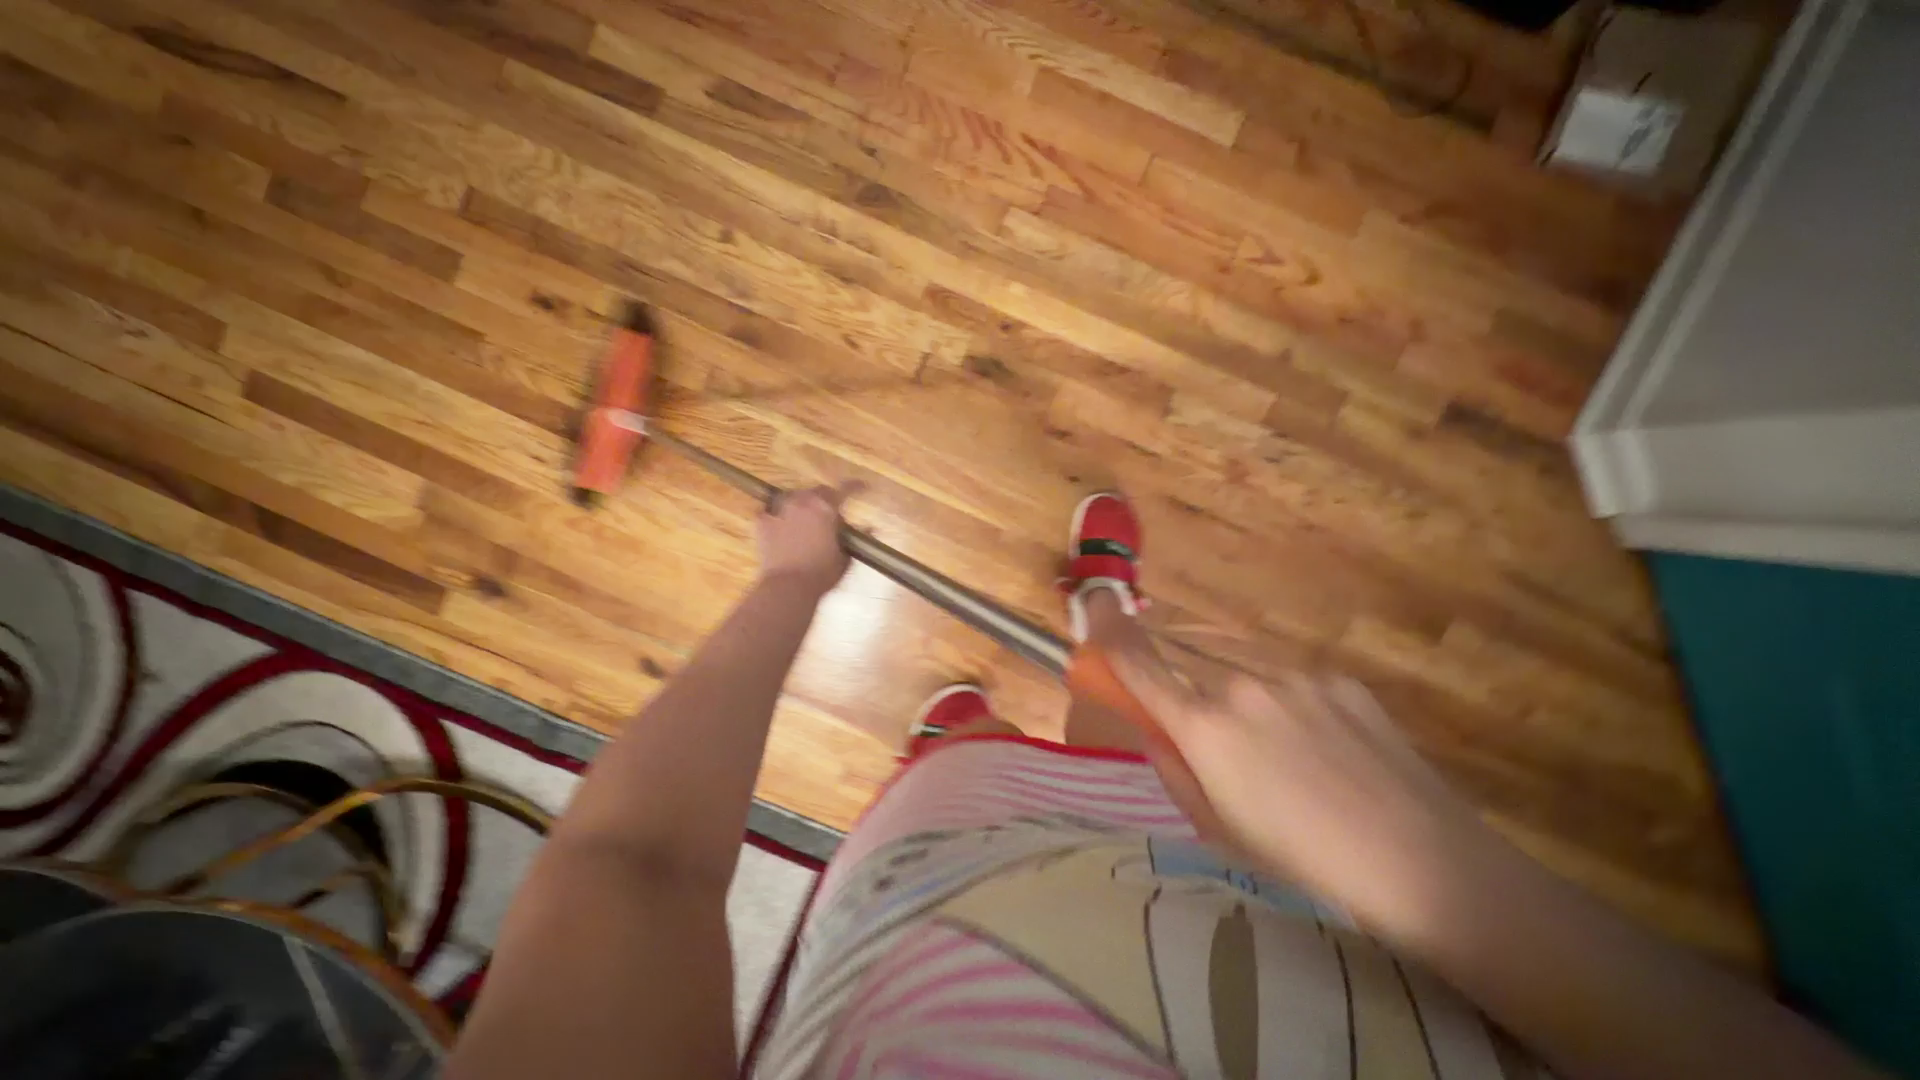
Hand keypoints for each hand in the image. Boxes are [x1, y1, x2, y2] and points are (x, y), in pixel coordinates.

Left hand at [755, 485, 853, 597]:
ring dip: (799, 503)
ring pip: (791, 497)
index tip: (862, 486)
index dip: (855, 486)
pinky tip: (776, 524)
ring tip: (801, 515)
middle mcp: (803, 503)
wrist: (787, 586)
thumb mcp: (845, 558)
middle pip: (816, 491)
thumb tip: (870, 528)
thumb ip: (854, 539)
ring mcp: (780, 510)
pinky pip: (768, 512)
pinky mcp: (762, 523)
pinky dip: (774, 516)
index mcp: (826, 508)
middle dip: (824, 497)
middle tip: (828, 510)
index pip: (845, 490)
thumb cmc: (822, 574)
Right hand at [1111, 653, 1505, 935]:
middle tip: (1225, 750)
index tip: (1097, 608)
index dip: (1110, 634)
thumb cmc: (1303, 861)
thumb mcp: (1219, 831)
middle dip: (1197, 699)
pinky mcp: (1341, 680)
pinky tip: (1325, 752)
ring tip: (1288, 760)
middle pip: (1197, 672)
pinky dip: (1291, 706)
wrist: (1418, 860)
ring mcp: (1297, 677)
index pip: (1140, 665)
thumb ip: (1174, 772)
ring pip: (1247, 675)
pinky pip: (1293, 682)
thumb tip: (1155, 734)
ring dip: (1246, 702)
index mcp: (1205, 728)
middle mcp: (1243, 686)